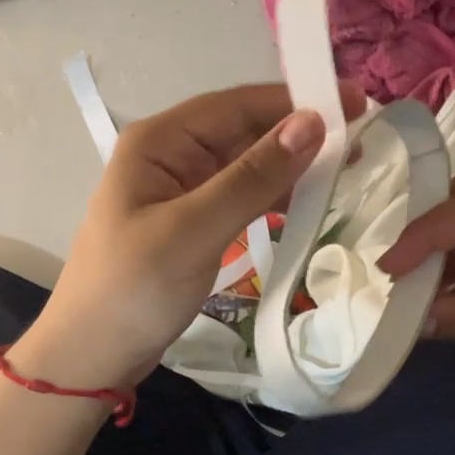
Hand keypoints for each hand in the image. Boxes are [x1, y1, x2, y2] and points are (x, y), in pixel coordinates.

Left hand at [14, 82, 366, 388]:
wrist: (92, 354)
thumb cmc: (134, 288)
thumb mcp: (196, 230)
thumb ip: (253, 177)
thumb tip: (312, 122)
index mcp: (160, 142)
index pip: (237, 104)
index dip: (296, 100)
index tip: (357, 104)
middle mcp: (169, 156)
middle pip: (243, 130)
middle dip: (298, 133)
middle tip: (362, 143)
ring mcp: (179, 192)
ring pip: (244, 165)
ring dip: (290, 166)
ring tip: (345, 170)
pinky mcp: (189, 225)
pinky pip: (238, 198)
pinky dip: (271, 197)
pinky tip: (305, 201)